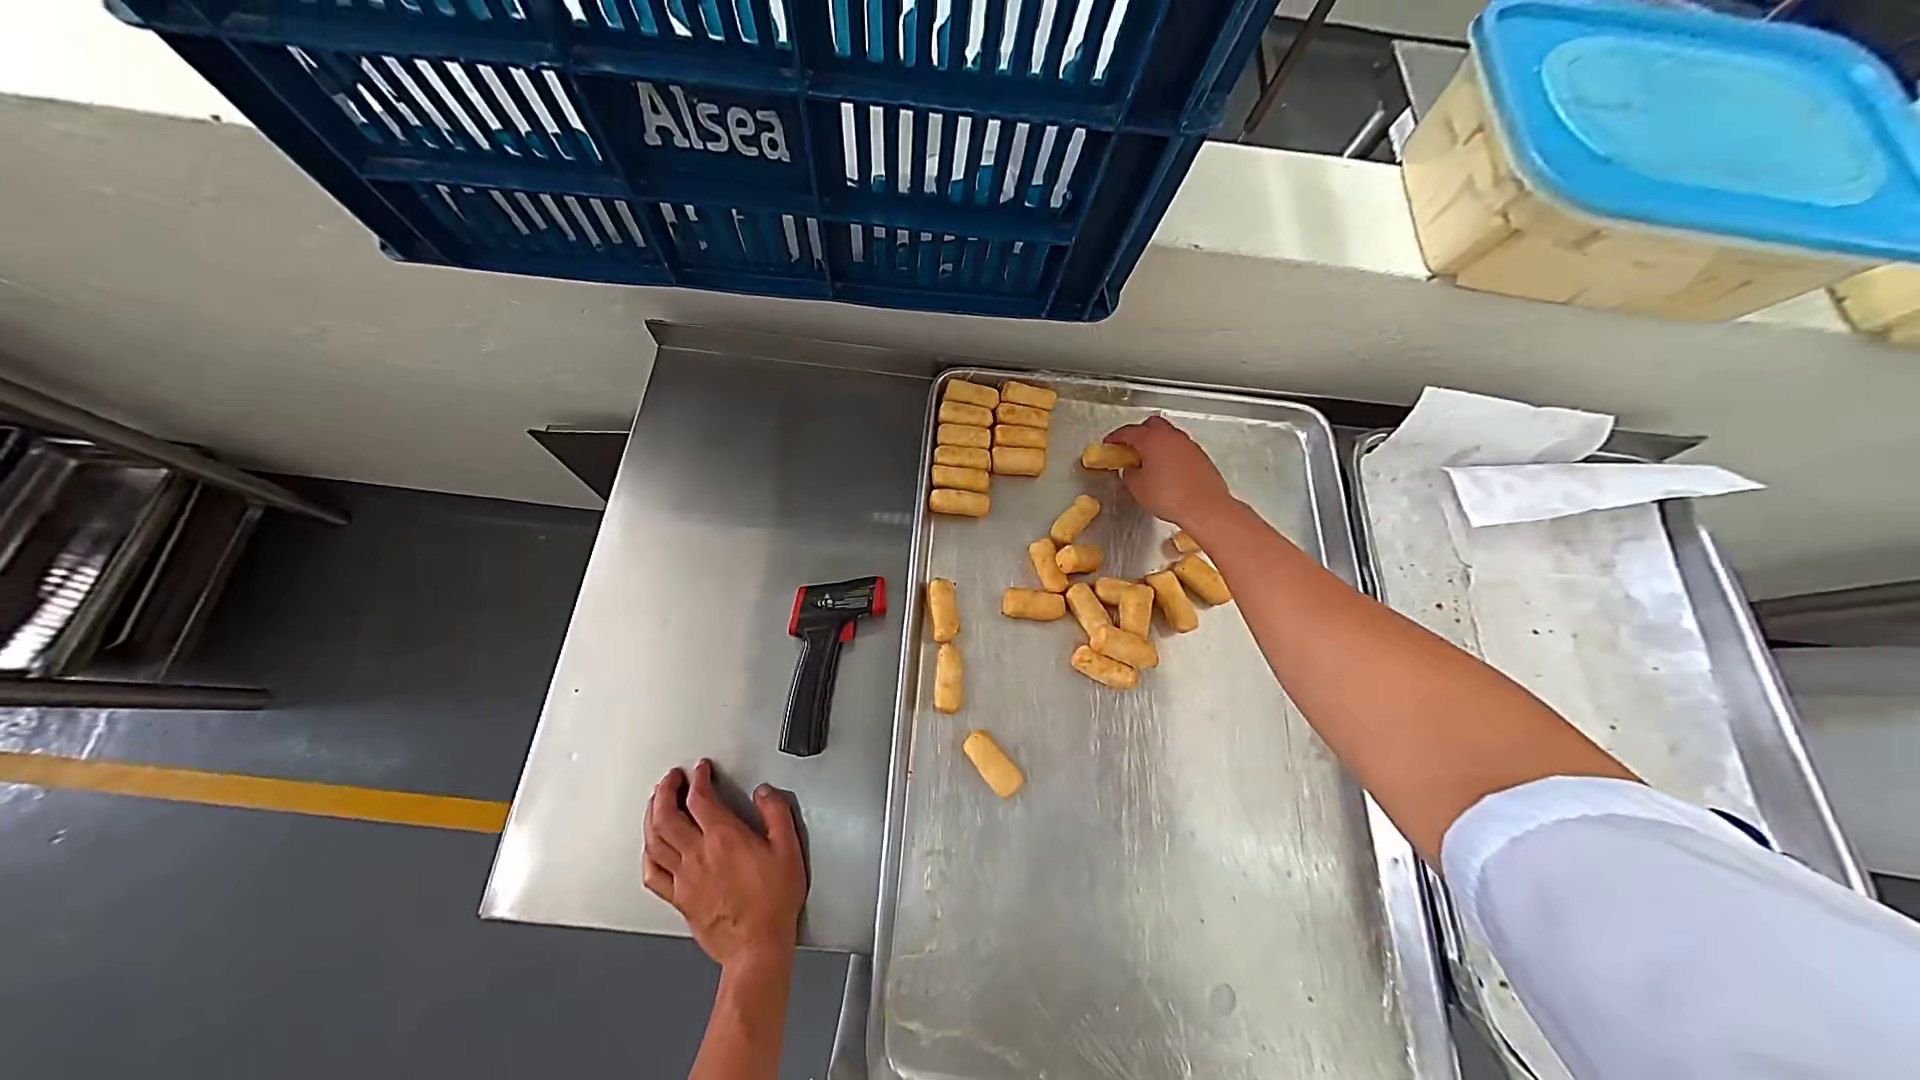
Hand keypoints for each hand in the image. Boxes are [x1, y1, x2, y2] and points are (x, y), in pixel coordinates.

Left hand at [645, 760, 806, 968]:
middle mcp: (699, 855)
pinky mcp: (679, 899)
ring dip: (651, 816)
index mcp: (724, 839)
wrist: (757, 946)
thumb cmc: (773, 901)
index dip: (698, 778)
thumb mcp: (788, 848)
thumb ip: (776, 813)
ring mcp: (684, 878)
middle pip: (666, 815)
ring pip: (654, 840)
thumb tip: (765, 792)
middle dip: (665, 791)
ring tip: (655, 803)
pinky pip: (652, 873)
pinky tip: (650, 847)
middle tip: (671, 779)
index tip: (701, 770)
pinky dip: (647, 853)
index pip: (700, 798)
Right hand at [1104, 415, 1234, 527]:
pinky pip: (1180, 448)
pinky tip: (1166, 470)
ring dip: (1156, 443)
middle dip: (1138, 433)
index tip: (1109, 443)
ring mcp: (1188, 444)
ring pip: (1168, 435)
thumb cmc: (1169, 496)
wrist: (1204, 507)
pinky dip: (1170, 453)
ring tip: (1148, 461)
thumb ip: (1128, 473)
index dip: (1115, 437)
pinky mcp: (1200, 456)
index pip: (1128, 431)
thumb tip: (1130, 469)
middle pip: (1151, 424)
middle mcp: (1171, 436)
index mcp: (1152, 439)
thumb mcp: (1137, 487)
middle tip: (1129, 448)